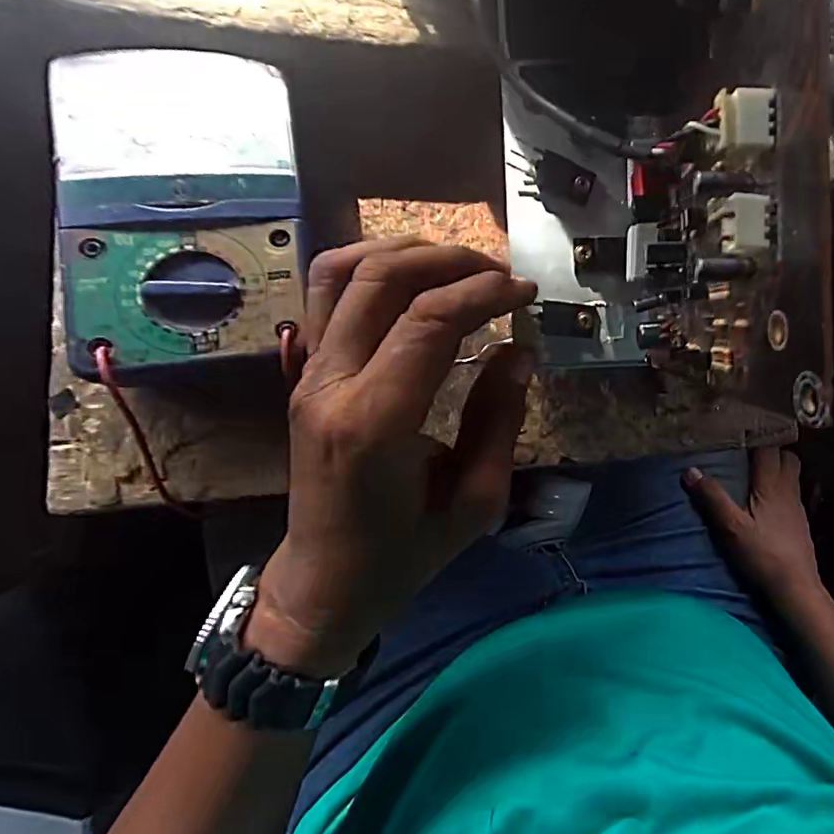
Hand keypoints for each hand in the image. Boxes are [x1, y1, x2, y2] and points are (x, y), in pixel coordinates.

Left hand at [248, 237, 537, 675]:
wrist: (325, 582)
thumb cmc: (406, 553)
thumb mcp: (476, 499)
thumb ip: (500, 418)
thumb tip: (520, 350)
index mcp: (375, 422)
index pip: (429, 322)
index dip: (485, 294)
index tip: (527, 294)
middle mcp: (331, 384)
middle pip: (383, 280)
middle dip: (452, 261)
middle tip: (502, 275)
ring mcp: (308, 373)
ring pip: (344, 271)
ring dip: (407, 252)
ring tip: (461, 264)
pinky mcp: (305, 372)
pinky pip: (326, 293)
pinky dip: (371, 266)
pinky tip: (414, 278)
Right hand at [683, 448, 823, 604]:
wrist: (796, 587)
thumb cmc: (762, 555)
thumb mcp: (731, 527)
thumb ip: (712, 497)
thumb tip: (690, 470)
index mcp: (772, 485)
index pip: (770, 449)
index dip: (758, 438)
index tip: (740, 432)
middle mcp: (789, 490)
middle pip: (787, 457)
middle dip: (772, 450)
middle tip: (749, 453)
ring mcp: (798, 507)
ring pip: (792, 475)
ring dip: (778, 469)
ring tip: (756, 473)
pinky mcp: (801, 523)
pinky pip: (792, 494)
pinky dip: (781, 489)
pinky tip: (767, 502)